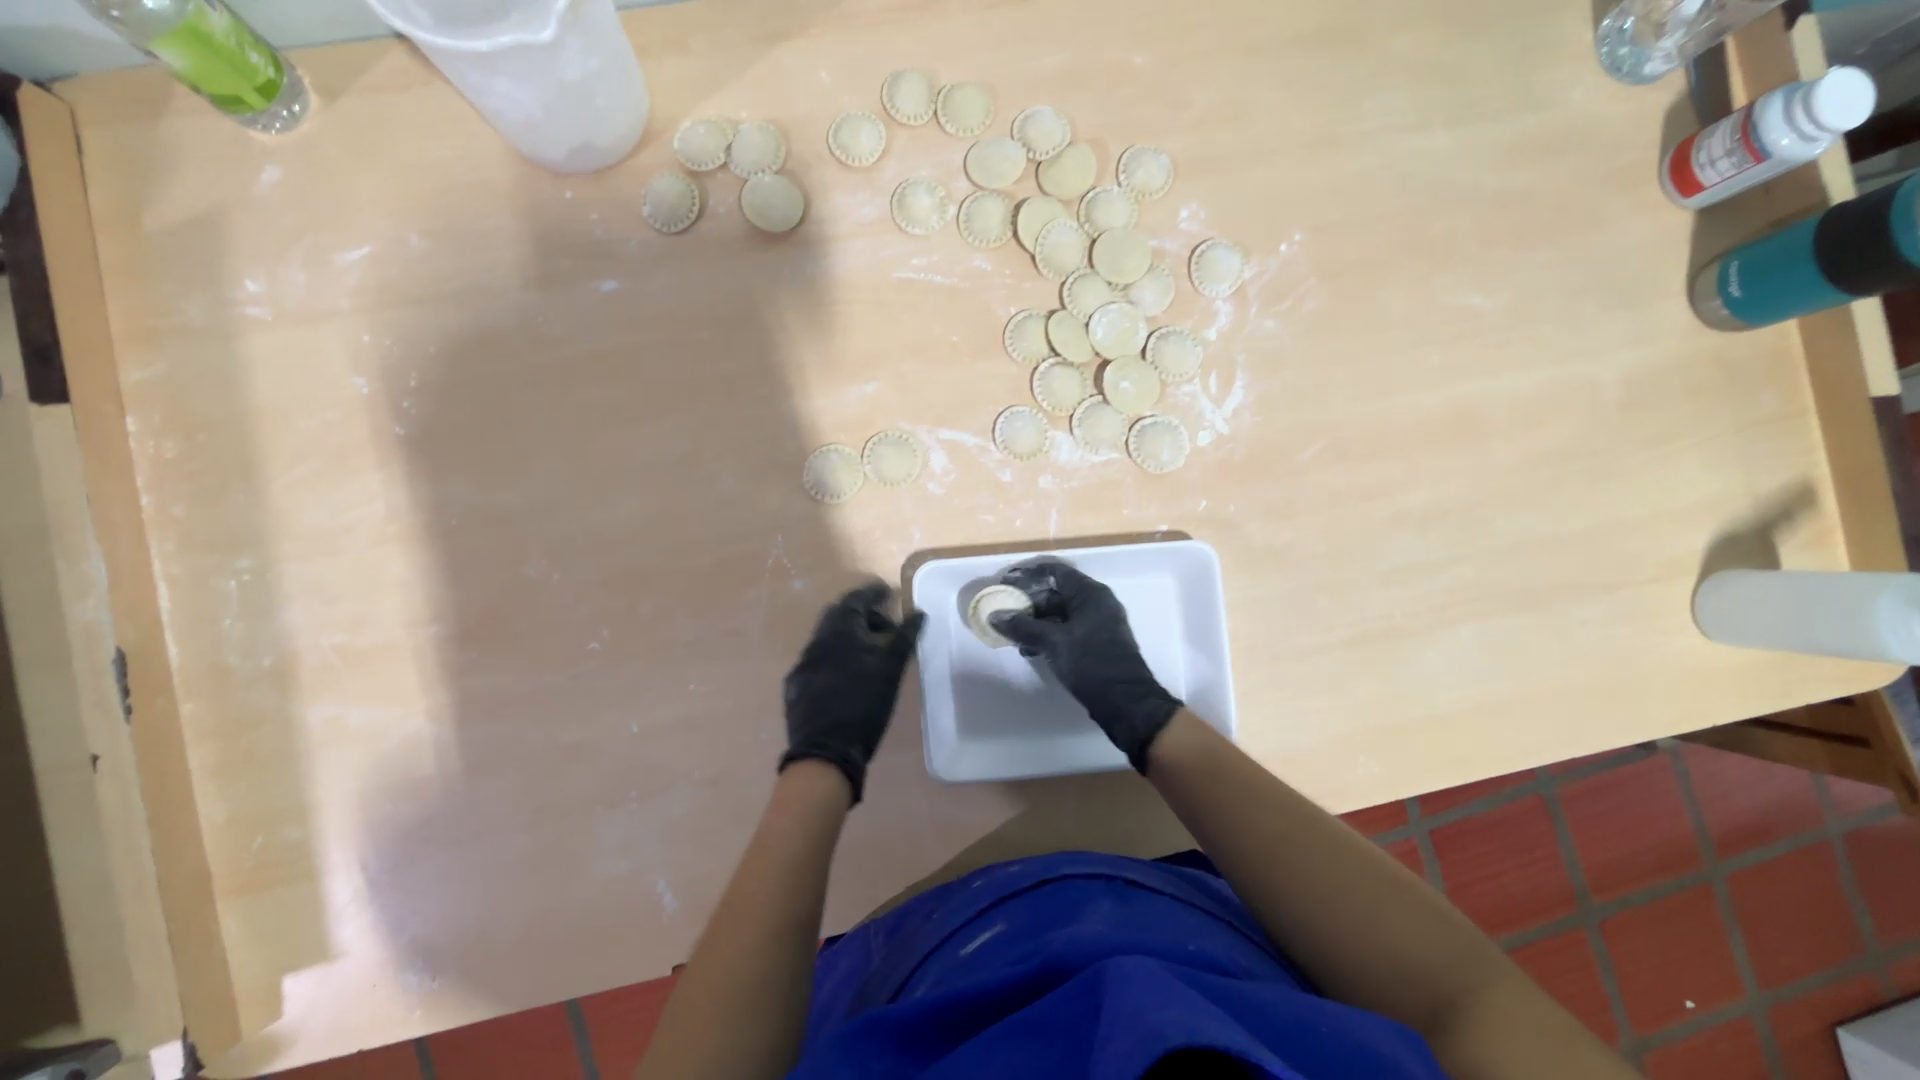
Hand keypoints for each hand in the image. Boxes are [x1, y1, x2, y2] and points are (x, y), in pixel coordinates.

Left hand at [781, 581, 925, 803]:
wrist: (824, 751)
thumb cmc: (864, 705)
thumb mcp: (891, 669)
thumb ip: (904, 638)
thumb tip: (918, 613)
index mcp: (837, 632)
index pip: (855, 600)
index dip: (872, 593)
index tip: (887, 592)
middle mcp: (815, 642)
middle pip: (837, 617)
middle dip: (860, 614)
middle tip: (883, 624)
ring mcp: (802, 665)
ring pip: (826, 640)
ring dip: (847, 638)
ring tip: (869, 651)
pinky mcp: (795, 687)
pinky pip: (818, 662)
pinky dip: (836, 658)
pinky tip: (847, 676)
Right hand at [990, 558, 1182, 771]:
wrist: (1125, 701)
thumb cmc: (1090, 663)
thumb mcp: (1053, 643)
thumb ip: (1023, 627)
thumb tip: (995, 616)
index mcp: (1090, 594)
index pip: (1055, 571)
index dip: (1027, 574)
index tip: (1004, 582)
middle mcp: (1095, 604)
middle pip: (1055, 592)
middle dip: (1027, 601)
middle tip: (1002, 609)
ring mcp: (1096, 625)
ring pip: (1058, 614)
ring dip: (1034, 621)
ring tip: (1010, 633)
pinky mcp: (1093, 644)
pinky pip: (1064, 631)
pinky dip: (1046, 636)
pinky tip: (1027, 649)